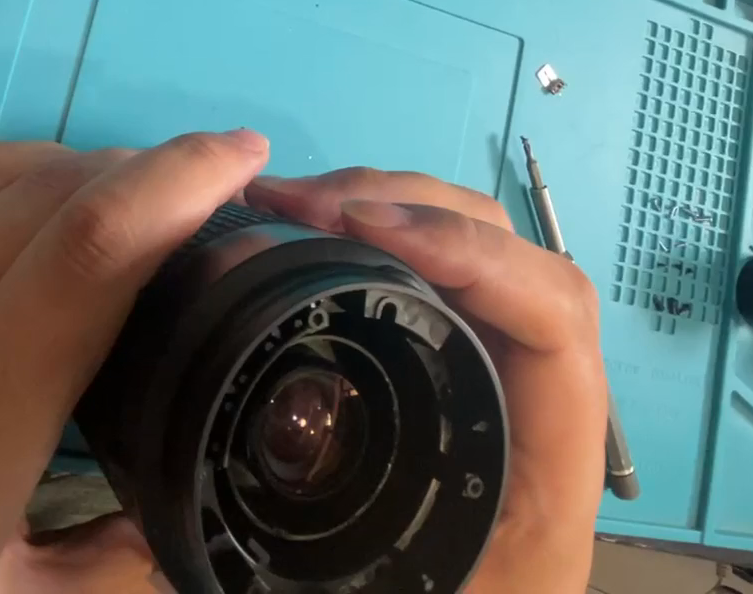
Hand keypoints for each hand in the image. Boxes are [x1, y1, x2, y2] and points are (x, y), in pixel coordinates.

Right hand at [244, 168, 606, 593]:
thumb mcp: (367, 592)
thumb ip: (309, 557)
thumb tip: (200, 488)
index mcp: (542, 464)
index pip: (552, 318)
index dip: (467, 252)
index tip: (354, 227)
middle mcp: (531, 394)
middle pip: (507, 251)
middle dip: (404, 203)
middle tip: (296, 203)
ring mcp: (492, 356)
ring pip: (467, 237)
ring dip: (382, 197)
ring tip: (288, 200)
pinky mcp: (452, 339)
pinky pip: (428, 255)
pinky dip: (368, 218)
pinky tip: (303, 218)